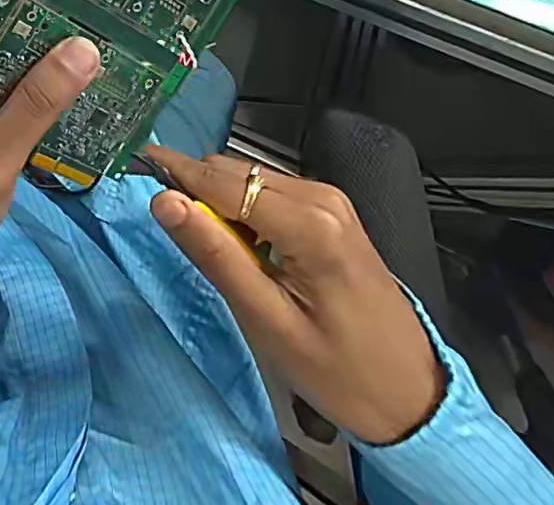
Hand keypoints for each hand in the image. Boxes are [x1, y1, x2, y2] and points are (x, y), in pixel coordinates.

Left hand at [0, 37, 100, 310]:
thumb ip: (34, 107)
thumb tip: (83, 49)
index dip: (21, 7)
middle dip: (42, 34)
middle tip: (95, 11)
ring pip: (13, 74)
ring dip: (47, 64)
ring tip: (96, 37)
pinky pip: (17, 101)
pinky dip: (44, 96)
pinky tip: (78, 86)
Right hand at [145, 145, 445, 444]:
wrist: (414, 395)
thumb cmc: (341, 370)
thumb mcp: (267, 321)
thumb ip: (214, 254)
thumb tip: (164, 202)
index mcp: (310, 223)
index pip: (223, 182)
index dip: (176, 170)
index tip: (139, 159)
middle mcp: (321, 196)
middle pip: (235, 173)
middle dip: (195, 188)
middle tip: (168, 221)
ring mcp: (329, 200)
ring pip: (249, 178)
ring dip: (218, 199)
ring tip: (208, 244)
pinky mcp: (330, 210)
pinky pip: (269, 191)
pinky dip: (242, 208)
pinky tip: (241, 244)